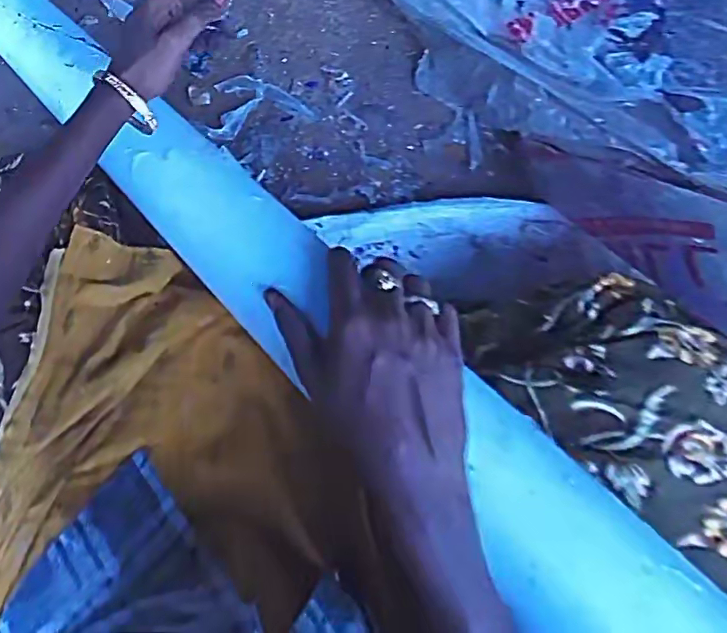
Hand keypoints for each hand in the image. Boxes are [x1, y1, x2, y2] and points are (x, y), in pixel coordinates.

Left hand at [109, 0, 226, 100]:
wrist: (124, 92)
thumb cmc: (150, 66)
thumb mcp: (176, 41)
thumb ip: (199, 17)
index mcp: (157, 2)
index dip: (215, 8)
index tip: (232, 23)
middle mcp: (153, 7)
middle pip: (190, 8)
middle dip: (210, 21)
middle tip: (230, 35)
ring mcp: (152, 23)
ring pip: (186, 21)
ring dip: (204, 32)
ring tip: (223, 43)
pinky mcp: (153, 38)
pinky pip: (178, 32)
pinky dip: (192, 39)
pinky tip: (207, 47)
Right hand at [269, 251, 514, 632]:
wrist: (412, 467)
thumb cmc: (352, 423)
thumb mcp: (313, 376)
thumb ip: (294, 329)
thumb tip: (273, 293)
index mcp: (352, 318)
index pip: (344, 264)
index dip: (338, 260)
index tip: (336, 267)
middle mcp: (390, 314)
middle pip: (384, 268)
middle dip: (373, 271)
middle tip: (367, 288)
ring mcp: (426, 328)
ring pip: (417, 284)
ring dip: (404, 288)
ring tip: (398, 306)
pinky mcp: (453, 347)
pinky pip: (445, 309)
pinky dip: (433, 310)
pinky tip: (424, 327)